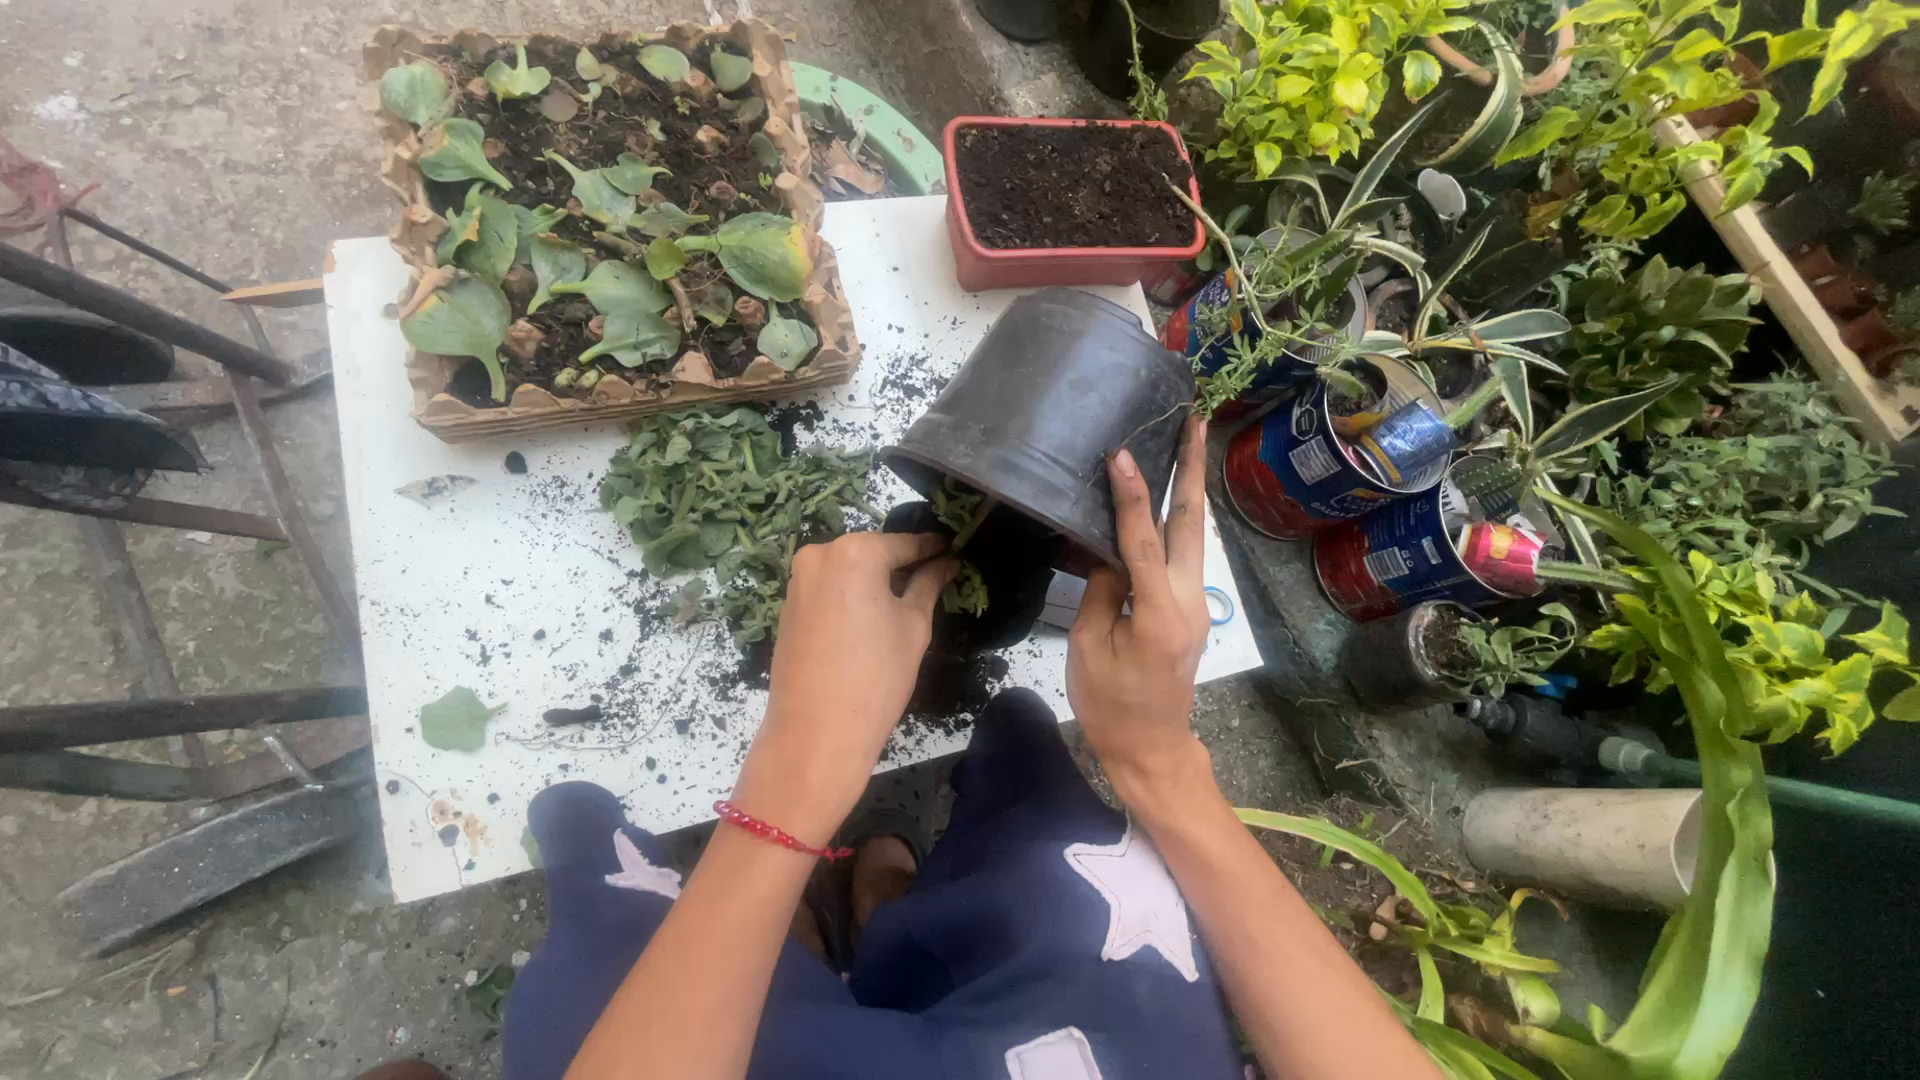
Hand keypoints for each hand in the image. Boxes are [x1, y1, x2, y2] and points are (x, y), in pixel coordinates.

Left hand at [731, 533, 957, 844]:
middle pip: (871, 552)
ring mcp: (797, 581)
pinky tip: (869, 619)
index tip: (951, 551)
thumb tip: (946, 563)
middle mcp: (818, 556)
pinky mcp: (787, 607)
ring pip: (847, 570)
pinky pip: (828, 589)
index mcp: (854, 553)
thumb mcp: (913, 626)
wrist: (816, 732)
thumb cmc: (876, 677)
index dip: (930, 549)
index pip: (903, 544)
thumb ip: (928, 585)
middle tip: (931, 577)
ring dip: (873, 580)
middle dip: (899, 564)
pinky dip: (850, 596)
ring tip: (903, 602)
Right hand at [1068, 414, 1212, 793]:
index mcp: (1160, 615)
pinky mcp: (1191, 610)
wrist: (1150, 748)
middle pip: (1194, 525)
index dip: (1132, 497)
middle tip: (1195, 421)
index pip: (1143, 543)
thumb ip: (1103, 592)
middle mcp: (1189, 602)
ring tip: (1186, 444)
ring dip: (1191, 490)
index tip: (1124, 455)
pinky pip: (1185, 555)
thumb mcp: (1088, 648)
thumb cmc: (1110, 707)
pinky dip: (1178, 520)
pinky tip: (1168, 498)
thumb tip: (1111, 552)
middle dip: (1194, 471)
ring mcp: (1197, 605)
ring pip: (1196, 536)